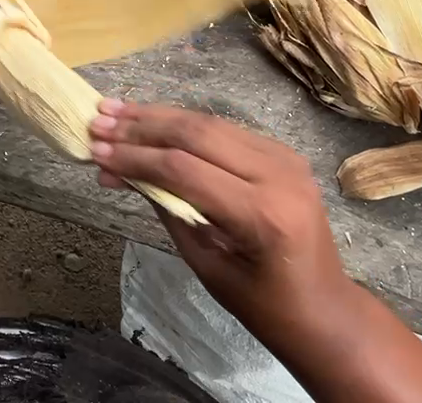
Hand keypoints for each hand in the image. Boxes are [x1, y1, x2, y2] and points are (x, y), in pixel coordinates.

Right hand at [89, 100, 357, 340]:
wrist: (326, 310)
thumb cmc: (263, 302)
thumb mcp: (205, 262)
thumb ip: (165, 207)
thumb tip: (115, 170)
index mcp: (263, 214)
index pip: (183, 168)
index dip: (134, 157)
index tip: (95, 151)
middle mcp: (278, 175)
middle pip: (194, 134)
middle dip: (139, 127)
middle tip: (96, 122)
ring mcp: (284, 158)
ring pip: (206, 122)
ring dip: (155, 116)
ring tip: (112, 111)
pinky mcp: (281, 151)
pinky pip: (221, 128)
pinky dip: (180, 122)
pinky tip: (148, 119)